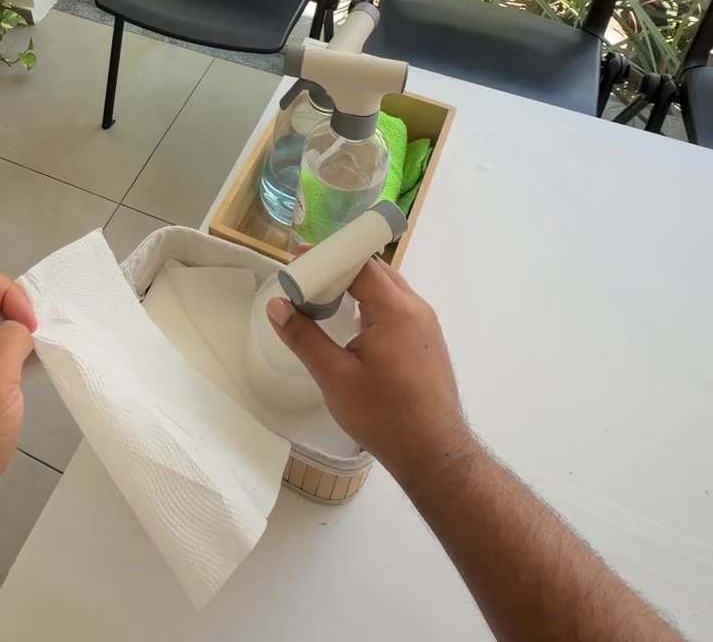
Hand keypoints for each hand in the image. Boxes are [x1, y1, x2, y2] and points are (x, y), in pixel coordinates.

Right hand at [267, 257, 473, 484]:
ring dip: (356, 285)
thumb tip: (277, 307)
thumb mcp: (334, 377)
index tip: (299, 259)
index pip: (360, 264)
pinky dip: (371, 301)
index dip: (328, 257)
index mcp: (395, 310)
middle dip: (339, 267)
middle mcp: (416, 308)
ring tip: (322, 296)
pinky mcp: (427, 340)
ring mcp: (426, 324)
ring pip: (387, 287)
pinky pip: (396, 305)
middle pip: (375, 270)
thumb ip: (304, 337)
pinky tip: (350, 321)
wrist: (435, 455)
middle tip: (306, 277)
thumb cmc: (384, 416)